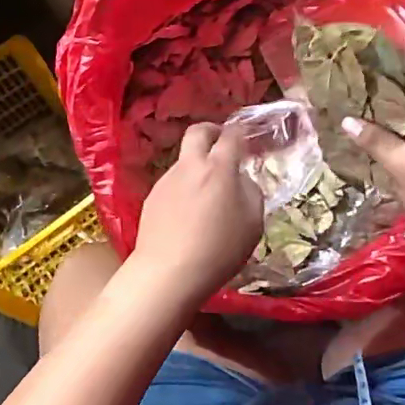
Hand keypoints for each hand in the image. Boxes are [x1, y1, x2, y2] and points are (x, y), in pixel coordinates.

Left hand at [132, 123, 263, 298]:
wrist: (169, 273)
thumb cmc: (219, 249)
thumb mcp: (253, 223)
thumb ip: (251, 192)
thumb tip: (240, 180)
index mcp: (219, 168)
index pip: (231, 136)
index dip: (240, 133)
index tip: (246, 140)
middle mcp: (190, 166)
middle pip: (197, 132)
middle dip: (212, 131)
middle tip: (222, 143)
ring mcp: (167, 180)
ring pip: (184, 160)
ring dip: (197, 165)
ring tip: (208, 193)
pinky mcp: (152, 197)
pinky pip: (173, 183)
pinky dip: (185, 187)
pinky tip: (189, 213)